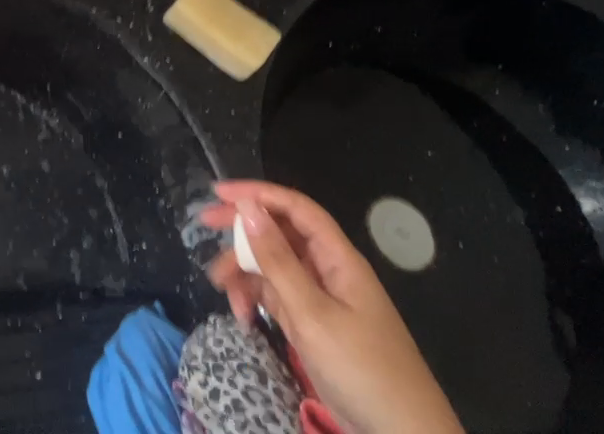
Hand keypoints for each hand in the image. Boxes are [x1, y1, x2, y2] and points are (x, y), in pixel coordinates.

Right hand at [202, 181, 461, 433]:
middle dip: (242, 229)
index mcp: (338, 258)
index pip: (296, 209)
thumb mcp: (312, 313)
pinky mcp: (312, 322)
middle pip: (280, 233)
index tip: (218, 192)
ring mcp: (320, 297)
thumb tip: (248, 208)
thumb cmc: (361, 367)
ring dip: (244, 271)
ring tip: (221, 289)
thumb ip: (277, 260)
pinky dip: (255, 300)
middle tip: (203, 226)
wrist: (401, 432)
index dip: (258, 193)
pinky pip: (276, 296)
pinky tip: (242, 317)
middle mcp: (328, 269)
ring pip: (272, 266)